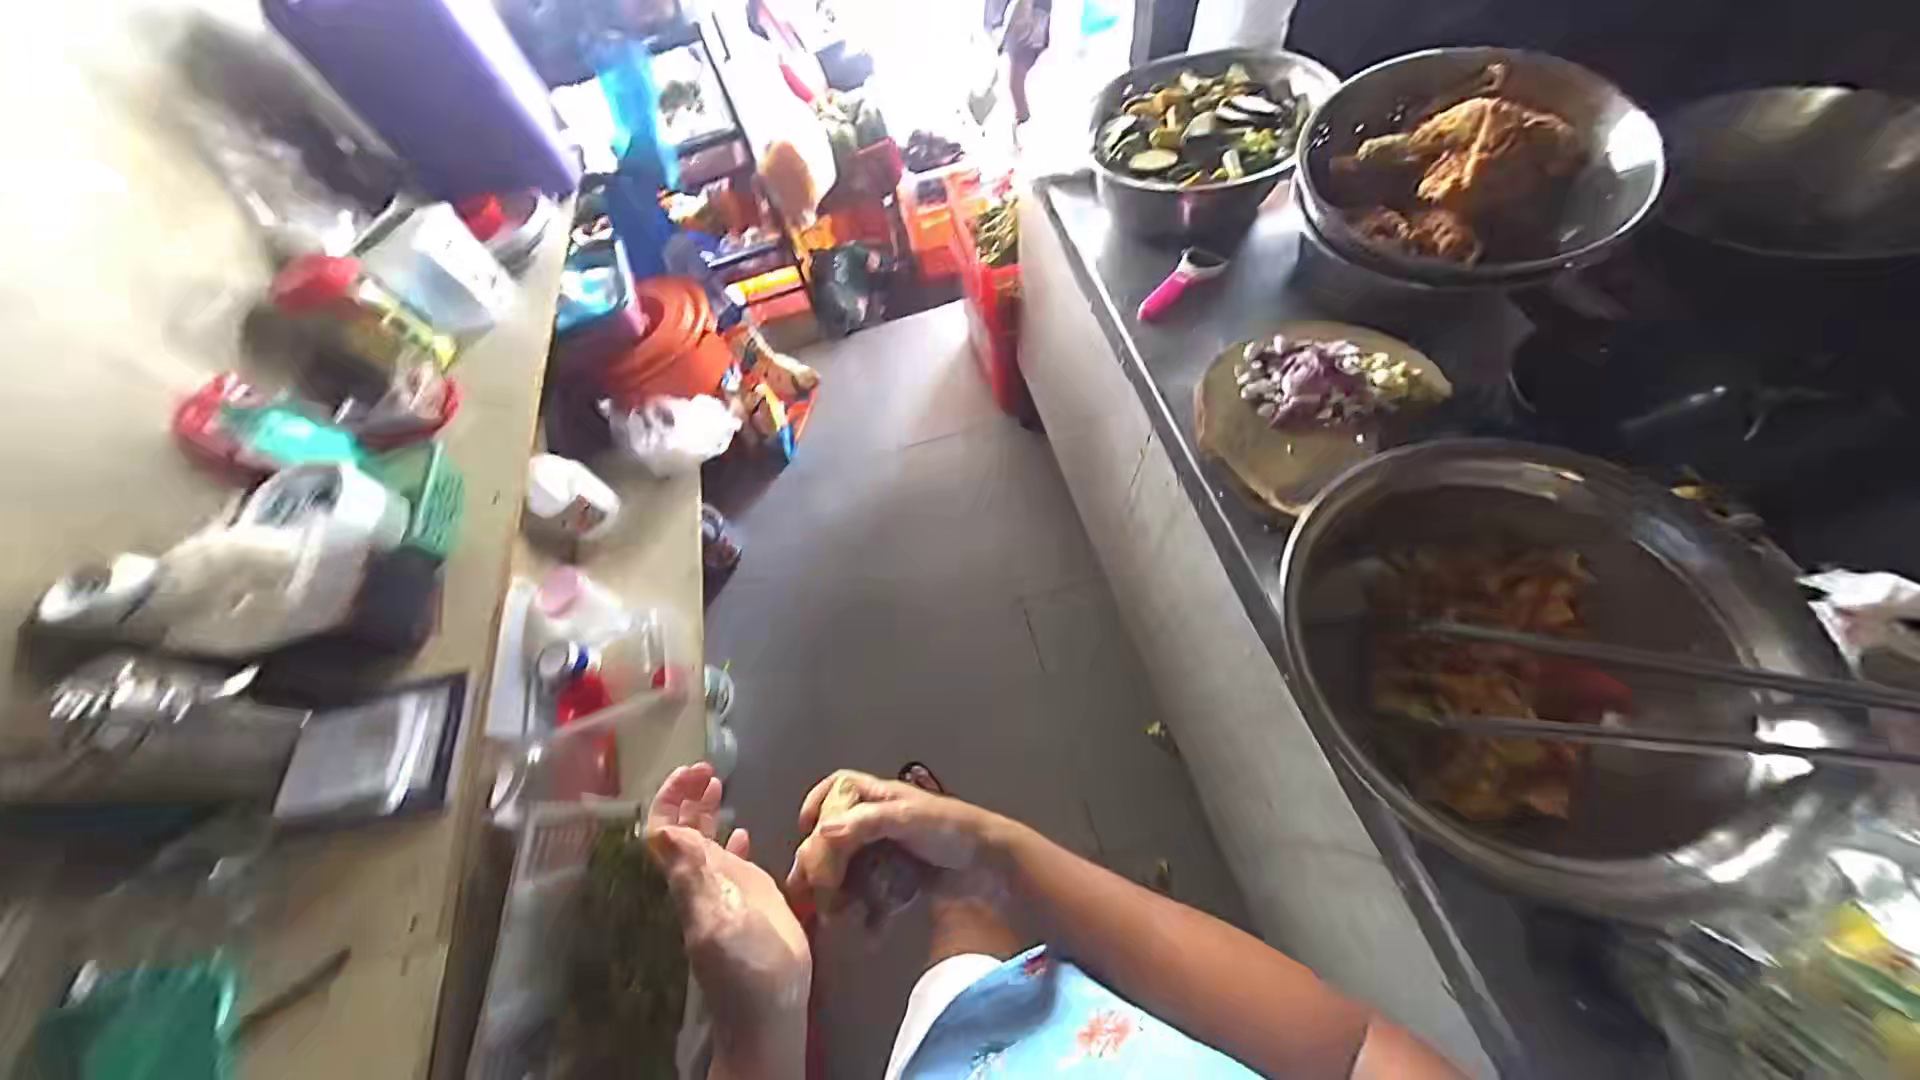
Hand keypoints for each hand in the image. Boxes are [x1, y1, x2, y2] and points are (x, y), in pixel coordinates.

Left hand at [646, 763, 808, 1076]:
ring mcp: (725, 888)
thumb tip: (662, 831)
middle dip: (686, 795)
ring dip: (706, 809)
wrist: (769, 1012)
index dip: (670, 799)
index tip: (692, 771)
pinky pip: (733, 859)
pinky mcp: (750, 898)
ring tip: (718, 780)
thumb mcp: (718, 919)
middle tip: (708, 768)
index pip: (664, 832)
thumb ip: (693, 877)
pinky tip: (742, 827)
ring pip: (705, 840)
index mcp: (689, 880)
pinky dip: (732, 836)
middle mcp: (701, 879)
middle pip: (681, 830)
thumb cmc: (746, 967)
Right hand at [786, 769, 1017, 902]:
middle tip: (818, 893)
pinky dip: (868, 912)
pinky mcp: (899, 879)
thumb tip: (823, 831)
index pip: (839, 788)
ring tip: (841, 916)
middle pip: (835, 837)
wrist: (989, 863)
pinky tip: (872, 929)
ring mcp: (888, 851)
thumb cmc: (951, 828)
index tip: (806, 829)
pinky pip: (872, 894)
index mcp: (880, 797)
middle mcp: (879, 820)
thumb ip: (866, 822)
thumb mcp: (909, 817)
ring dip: (842, 895)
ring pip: (850, 871)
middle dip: (823, 865)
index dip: (819, 802)